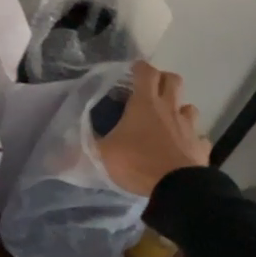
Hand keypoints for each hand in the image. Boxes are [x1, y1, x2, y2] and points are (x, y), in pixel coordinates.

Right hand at [96, 61, 210, 196]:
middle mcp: (169, 108)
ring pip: (189, 108)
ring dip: (180, 110)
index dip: (139, 68)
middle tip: (151, 91)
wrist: (177, 188)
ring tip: (169, 121)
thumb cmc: (138, 163)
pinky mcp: (201, 146)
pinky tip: (184, 148)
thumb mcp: (103, 156)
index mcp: (145, 103)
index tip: (132, 72)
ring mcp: (189, 127)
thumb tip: (54, 156)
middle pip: (173, 80)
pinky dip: (192, 140)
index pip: (145, 72)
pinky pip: (199, 138)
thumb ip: (83, 150)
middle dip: (163, 80)